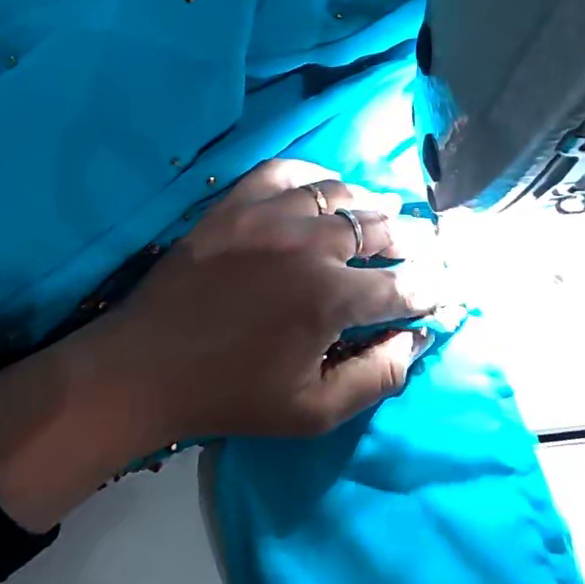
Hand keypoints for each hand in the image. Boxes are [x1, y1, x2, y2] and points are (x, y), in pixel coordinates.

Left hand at [111, 159, 443, 438]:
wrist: (145, 367)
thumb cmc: (232, 394)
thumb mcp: (313, 411)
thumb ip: (376, 377)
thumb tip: (416, 340)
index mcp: (332, 298)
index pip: (402, 287)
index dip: (428, 289)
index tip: (439, 288)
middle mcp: (310, 245)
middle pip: (380, 229)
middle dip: (411, 240)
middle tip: (423, 246)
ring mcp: (270, 216)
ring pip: (340, 194)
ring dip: (371, 205)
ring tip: (383, 213)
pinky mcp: (236, 204)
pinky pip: (286, 172)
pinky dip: (314, 175)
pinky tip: (325, 188)